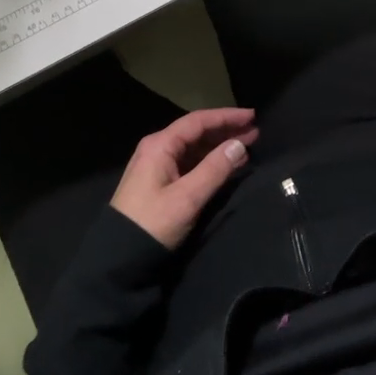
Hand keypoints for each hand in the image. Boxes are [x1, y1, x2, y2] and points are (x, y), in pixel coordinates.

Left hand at [110, 108, 258, 248]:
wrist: (120, 257)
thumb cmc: (154, 223)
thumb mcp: (188, 197)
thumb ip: (215, 169)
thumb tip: (239, 144)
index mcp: (160, 145)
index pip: (198, 121)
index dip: (226, 117)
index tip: (252, 116)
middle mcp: (157, 148)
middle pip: (196, 132)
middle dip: (225, 131)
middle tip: (255, 132)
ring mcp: (157, 166)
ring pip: (193, 148)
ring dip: (219, 146)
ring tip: (247, 147)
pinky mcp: (159, 182)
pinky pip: (189, 163)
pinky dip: (209, 162)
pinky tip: (226, 165)